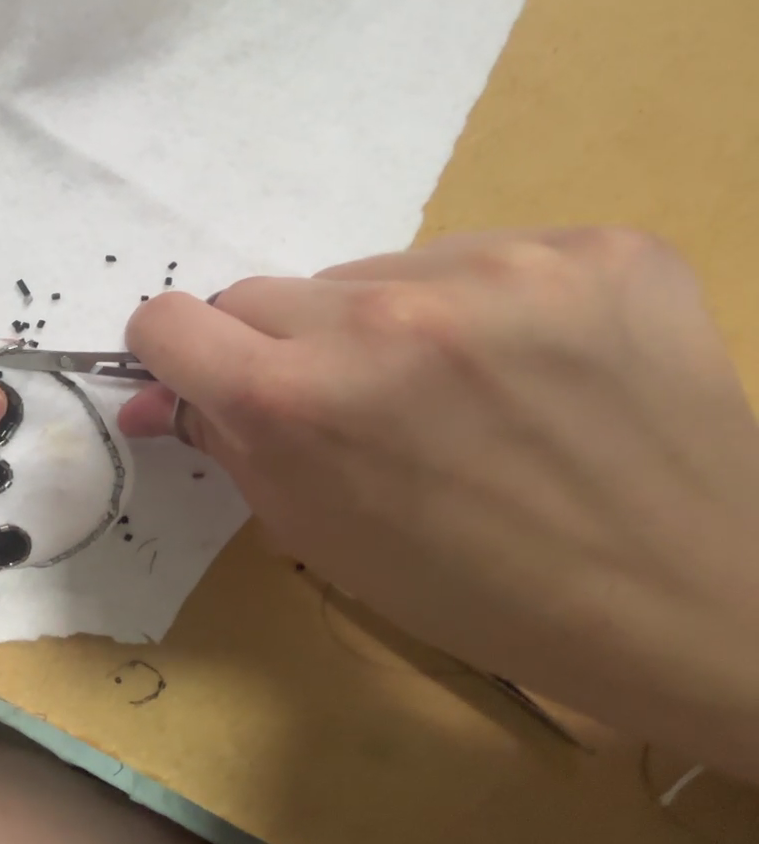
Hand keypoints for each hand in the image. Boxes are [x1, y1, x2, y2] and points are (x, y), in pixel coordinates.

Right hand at [121, 228, 758, 776]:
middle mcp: (377, 317)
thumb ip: (216, 440)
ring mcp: (495, 271)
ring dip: (370, 326)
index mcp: (292, 400)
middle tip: (339, 407)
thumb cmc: (462, 583)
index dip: (173, 353)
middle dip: (273, 347)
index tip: (203, 377)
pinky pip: (466, 259)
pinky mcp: (591, 247)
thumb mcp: (306, 524)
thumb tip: (149, 399)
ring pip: (360, 276)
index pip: (167, 321)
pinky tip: (519, 367)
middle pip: (256, 294)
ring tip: (445, 392)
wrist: (694, 597)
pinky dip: (465, 308)